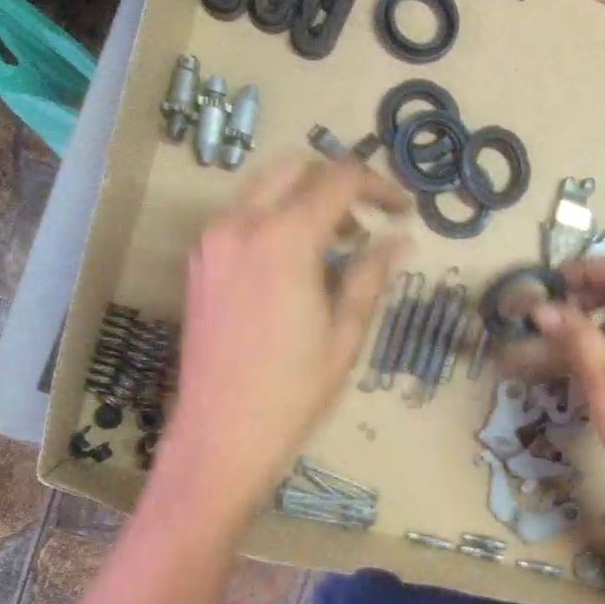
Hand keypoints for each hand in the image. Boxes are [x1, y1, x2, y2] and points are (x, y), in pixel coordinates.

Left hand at [158, 158, 409, 511]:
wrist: (222, 436)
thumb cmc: (293, 393)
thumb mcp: (345, 335)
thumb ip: (371, 275)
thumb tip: (400, 239)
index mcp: (283, 239)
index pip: (338, 180)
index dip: (380, 187)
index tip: (405, 211)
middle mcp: (240, 224)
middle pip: (297, 168)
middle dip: (339, 182)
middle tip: (371, 221)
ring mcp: (212, 241)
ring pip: (264, 187)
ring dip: (306, 198)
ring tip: (340, 245)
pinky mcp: (199, 262)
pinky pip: (242, 216)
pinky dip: (276, 218)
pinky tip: (298, 263)